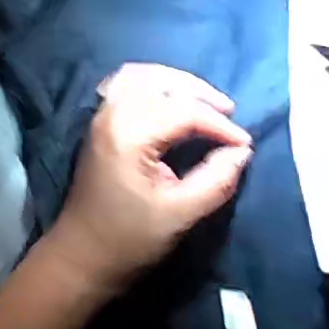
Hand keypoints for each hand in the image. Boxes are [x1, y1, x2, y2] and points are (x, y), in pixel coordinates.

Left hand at [40, 64, 253, 293]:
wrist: (82, 252)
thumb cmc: (130, 238)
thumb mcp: (180, 214)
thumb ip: (215, 180)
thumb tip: (242, 151)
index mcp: (128, 135)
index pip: (181, 111)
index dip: (218, 124)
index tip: (246, 144)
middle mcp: (110, 115)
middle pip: (157, 81)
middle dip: (197, 91)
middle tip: (228, 112)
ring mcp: (100, 116)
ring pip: (138, 76)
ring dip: (173, 81)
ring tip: (205, 102)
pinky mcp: (99, 123)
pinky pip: (124, 85)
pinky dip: (151, 83)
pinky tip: (171, 99)